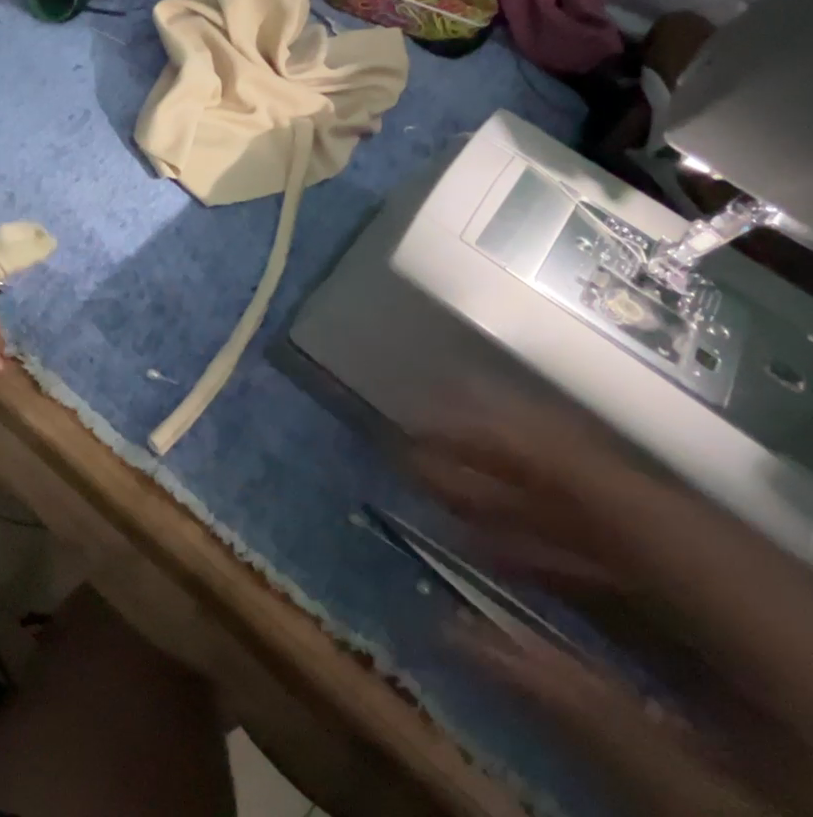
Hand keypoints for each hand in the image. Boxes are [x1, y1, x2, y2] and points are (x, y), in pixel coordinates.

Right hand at [412, 392, 812, 813]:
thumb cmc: (798, 809)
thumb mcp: (704, 798)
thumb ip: (588, 714)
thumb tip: (453, 633)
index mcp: (753, 611)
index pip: (619, 502)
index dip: (522, 447)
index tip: (435, 410)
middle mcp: (753, 587)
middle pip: (617, 505)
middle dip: (506, 469)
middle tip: (412, 444)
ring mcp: (755, 607)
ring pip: (625, 535)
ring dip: (524, 508)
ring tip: (436, 490)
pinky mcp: (750, 635)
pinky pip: (643, 572)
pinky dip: (565, 555)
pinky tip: (503, 555)